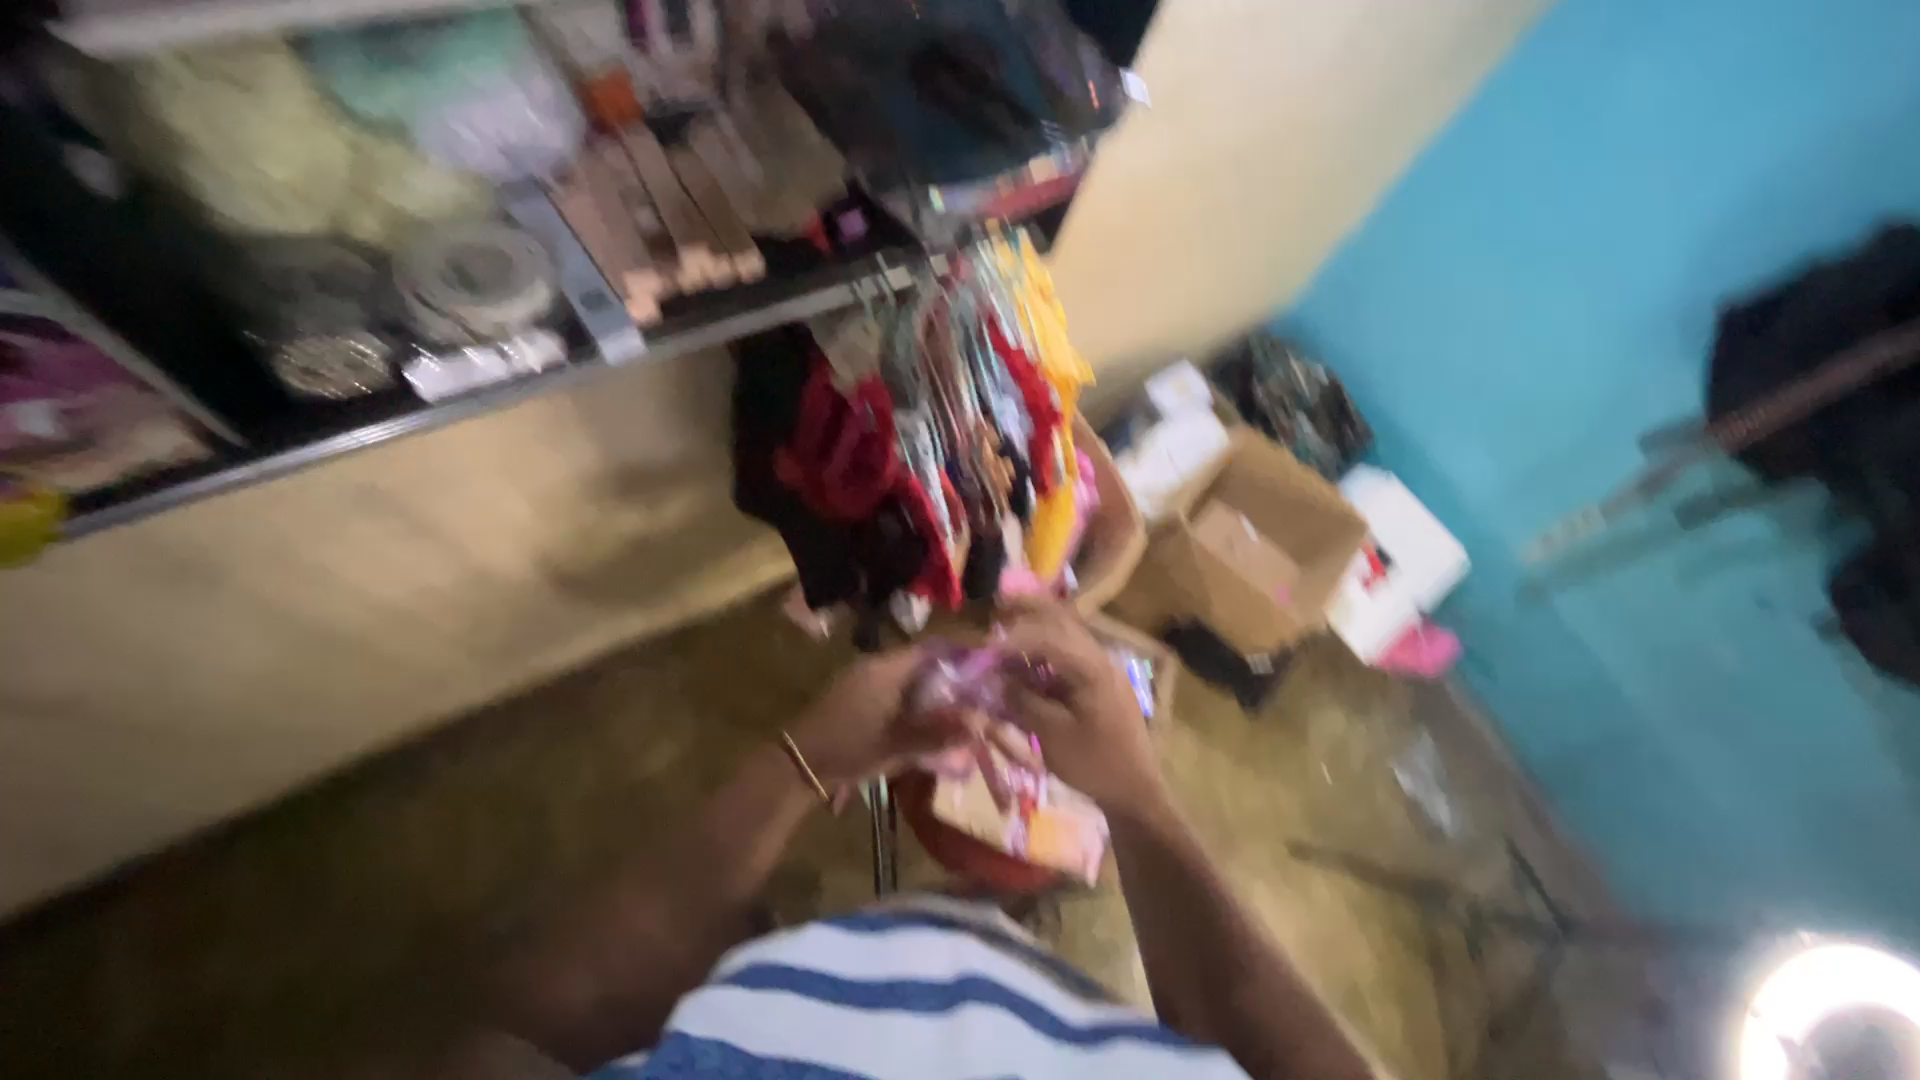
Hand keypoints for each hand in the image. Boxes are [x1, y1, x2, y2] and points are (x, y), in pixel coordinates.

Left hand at [787, 646, 969, 788]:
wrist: (796, 765)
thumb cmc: (847, 748)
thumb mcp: (896, 745)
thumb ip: (938, 733)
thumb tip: (979, 724)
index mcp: (887, 668)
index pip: (933, 646)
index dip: (962, 650)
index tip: (989, 658)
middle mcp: (876, 667)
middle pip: (924, 661)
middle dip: (953, 674)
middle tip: (981, 689)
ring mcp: (863, 682)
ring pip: (910, 678)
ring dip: (934, 690)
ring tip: (960, 708)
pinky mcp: (856, 699)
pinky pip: (895, 691)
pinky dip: (916, 702)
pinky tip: (927, 722)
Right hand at [997, 600, 1167, 816]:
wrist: (1135, 791)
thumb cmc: (1094, 764)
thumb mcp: (1052, 735)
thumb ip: (1023, 700)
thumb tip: (995, 678)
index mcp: (1092, 668)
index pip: (1047, 636)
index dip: (1012, 639)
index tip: (984, 648)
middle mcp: (1100, 658)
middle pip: (1062, 619)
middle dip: (1029, 609)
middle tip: (998, 603)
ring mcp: (1103, 668)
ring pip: (1067, 632)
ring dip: (1037, 627)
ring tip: (1007, 628)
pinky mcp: (1100, 681)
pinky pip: (1070, 653)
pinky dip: (1046, 649)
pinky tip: (1027, 659)